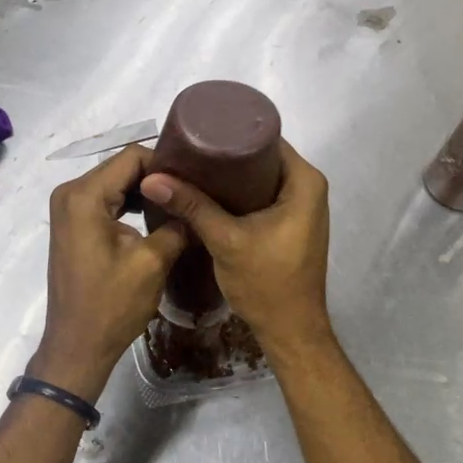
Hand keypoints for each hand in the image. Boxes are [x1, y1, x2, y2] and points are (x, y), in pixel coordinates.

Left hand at [34, 145, 186, 399]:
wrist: (77, 347)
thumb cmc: (111, 305)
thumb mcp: (152, 262)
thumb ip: (176, 224)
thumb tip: (196, 206)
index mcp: (84, 195)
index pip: (132, 156)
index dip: (166, 164)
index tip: (195, 181)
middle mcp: (71, 193)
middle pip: (122, 167)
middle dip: (158, 178)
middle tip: (193, 192)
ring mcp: (69, 209)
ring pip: (116, 183)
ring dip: (147, 192)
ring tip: (181, 205)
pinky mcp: (74, 225)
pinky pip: (107, 201)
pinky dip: (132, 205)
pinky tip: (158, 219)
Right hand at [139, 141, 333, 361]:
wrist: (290, 330)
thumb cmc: (267, 282)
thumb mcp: (226, 239)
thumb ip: (192, 206)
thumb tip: (152, 178)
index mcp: (305, 182)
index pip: (267, 139)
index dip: (232, 132)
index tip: (198, 132)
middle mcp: (309, 188)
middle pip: (262, 157)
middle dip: (227, 154)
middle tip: (187, 151)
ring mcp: (303, 207)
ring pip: (261, 178)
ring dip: (231, 175)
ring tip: (193, 168)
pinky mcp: (292, 224)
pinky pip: (264, 196)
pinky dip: (240, 194)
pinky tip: (209, 194)